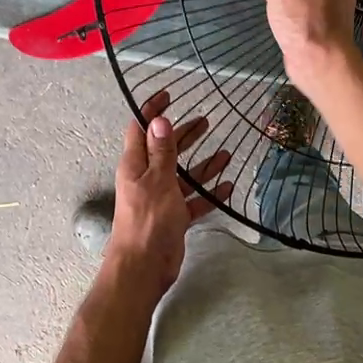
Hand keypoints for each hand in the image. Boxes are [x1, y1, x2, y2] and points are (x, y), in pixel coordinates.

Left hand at [108, 90, 233, 291]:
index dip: (152, 110)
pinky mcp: (174, 219)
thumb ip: (162, 151)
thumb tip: (159, 119)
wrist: (144, 267)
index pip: (141, 129)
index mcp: (135, 165)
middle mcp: (146, 179)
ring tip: (225, 153)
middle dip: (184, 135)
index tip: (168, 95)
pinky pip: (194, 202)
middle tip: (205, 121)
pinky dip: (209, 195)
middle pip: (166, 150)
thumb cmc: (148, 221)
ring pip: (184, 177)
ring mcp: (161, 200)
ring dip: (203, 165)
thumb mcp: (157, 180)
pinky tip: (227, 188)